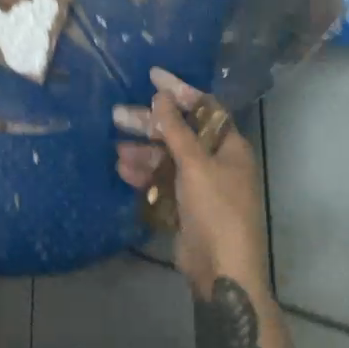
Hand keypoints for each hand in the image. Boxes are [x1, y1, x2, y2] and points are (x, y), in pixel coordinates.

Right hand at [115, 67, 269, 294]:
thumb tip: (161, 95)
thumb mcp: (196, 164)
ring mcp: (200, 185)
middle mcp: (217, 162)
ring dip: (142, 152)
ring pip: (166, 157)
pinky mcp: (185, 205)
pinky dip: (144, 174)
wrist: (221, 271)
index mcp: (230, 148)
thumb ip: (177, 129)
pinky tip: (124, 171)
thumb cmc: (216, 210)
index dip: (179, 91)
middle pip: (180, 133)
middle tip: (117, 114)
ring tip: (117, 151)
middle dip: (150, 125)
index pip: (205, 108)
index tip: (152, 76)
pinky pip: (161, 180)